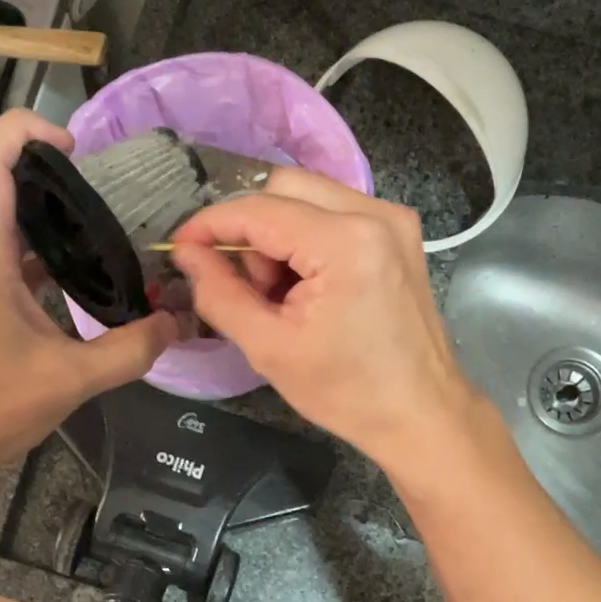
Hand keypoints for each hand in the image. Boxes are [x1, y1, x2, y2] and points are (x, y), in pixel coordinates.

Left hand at [0, 110, 177, 477]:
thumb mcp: (74, 380)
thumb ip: (132, 350)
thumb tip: (177, 323)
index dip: (24, 131)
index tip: (73, 144)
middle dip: (24, 150)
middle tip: (80, 168)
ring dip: (23, 189)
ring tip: (81, 206)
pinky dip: (24, 230)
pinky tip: (67, 259)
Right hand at [170, 169, 479, 468]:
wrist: (421, 413)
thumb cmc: (346, 392)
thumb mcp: (269, 348)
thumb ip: (220, 293)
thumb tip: (187, 253)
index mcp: (346, 242)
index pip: (259, 209)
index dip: (210, 224)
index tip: (180, 247)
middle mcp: (375, 213)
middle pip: (284, 188)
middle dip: (251, 232)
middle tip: (251, 288)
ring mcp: (393, 219)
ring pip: (308, 197)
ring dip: (279, 237)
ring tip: (283, 297)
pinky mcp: (399, 233)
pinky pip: (334, 213)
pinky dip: (307, 241)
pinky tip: (309, 289)